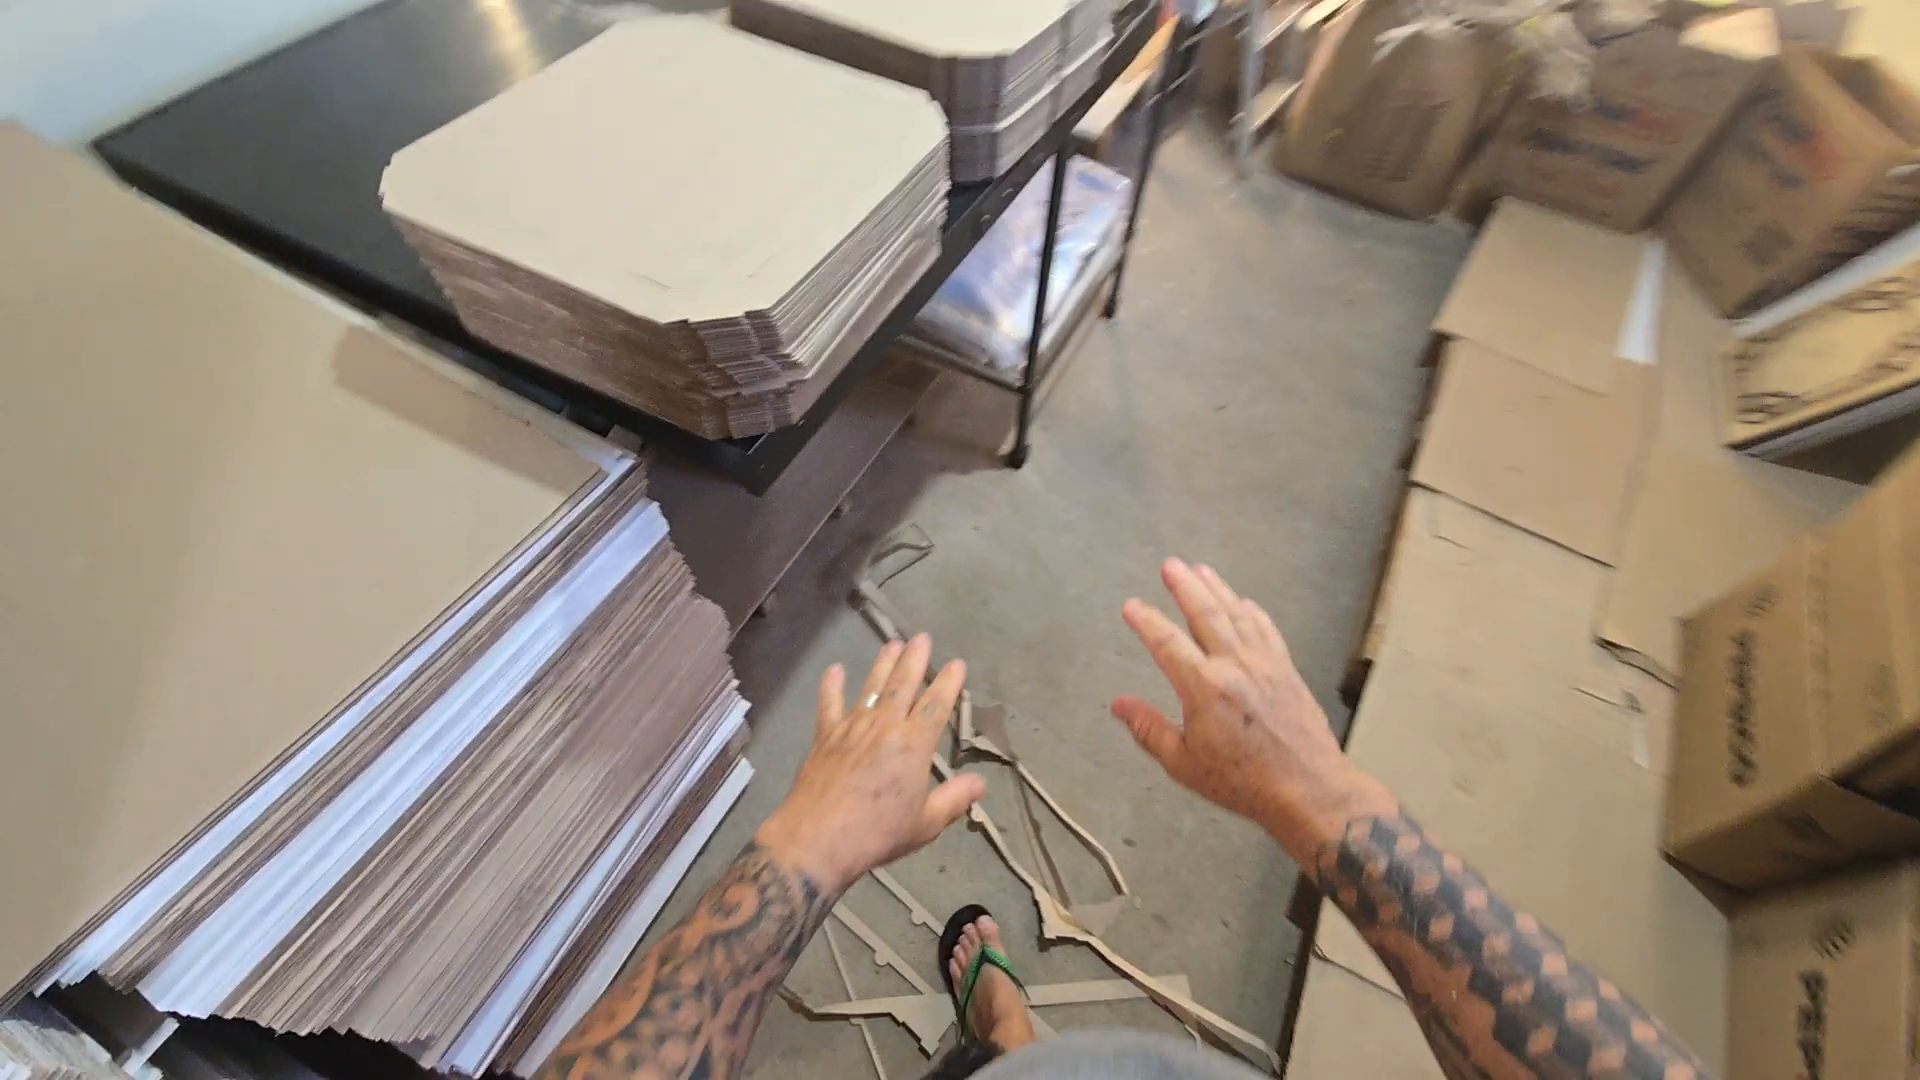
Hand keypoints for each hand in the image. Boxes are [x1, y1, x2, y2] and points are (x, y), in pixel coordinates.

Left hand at [756, 635, 986, 894]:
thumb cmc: (878, 834)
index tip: (957, 663)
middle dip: (915, 660)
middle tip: (921, 637)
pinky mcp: (825, 737)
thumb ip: (954, 799)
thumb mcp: (926, 823)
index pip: (936, 705)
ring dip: (882, 664)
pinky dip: (831, 686)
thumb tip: (981, 783)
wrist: (818, 840)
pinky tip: (834, 670)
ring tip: (892, 644)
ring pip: (871, 688)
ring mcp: (852, 728)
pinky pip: (829, 705)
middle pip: (903, 685)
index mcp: (913, 745)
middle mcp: (885, 727)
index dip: (948, 683)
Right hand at [1112, 559, 1392, 859]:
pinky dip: (1252, 611)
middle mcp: (1234, 666)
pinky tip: (1243, 601)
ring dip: (1217, 589)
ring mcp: (1264, 664)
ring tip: (1200, 569)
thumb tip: (1118, 704)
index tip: (1131, 606)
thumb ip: (1148, 728)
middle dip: (1185, 587)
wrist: (1309, 791)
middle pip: (1206, 614)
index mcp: (1204, 688)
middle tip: (1170, 565)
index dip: (1146, 621)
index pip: (1167, 643)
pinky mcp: (1286, 669)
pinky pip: (1266, 629)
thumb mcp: (1183, 763)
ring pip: (1237, 614)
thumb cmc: (1241, 782)